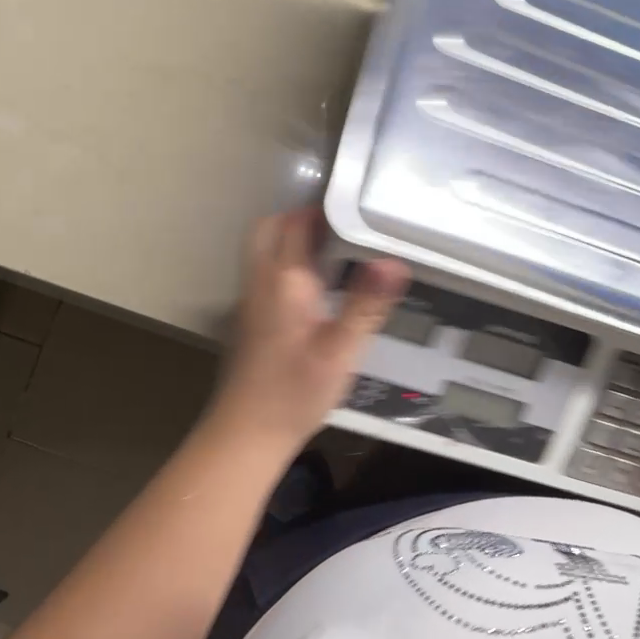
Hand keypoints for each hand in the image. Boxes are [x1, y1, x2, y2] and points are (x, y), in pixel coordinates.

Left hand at [207, 210, 408, 447]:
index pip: (296, 223)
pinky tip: (316, 291)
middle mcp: (259, 282)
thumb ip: (365, 303)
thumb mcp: (340, 351)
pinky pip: (264, 276)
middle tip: (341, 227)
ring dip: (291, 242)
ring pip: (264, 252)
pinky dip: (286, 266)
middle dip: (301, 219)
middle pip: (270, 230)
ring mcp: (249, 302)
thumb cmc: (294, 393)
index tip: (356, 205)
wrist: (245, 434)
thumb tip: (393, 261)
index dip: (323, 208)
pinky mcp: (248, 322)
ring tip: (335, 253)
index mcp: (283, 280)